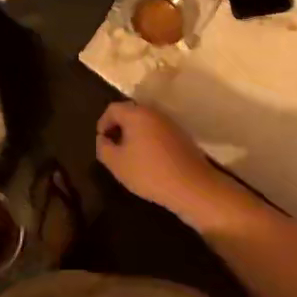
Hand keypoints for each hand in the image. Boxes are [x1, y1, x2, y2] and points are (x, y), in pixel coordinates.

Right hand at [96, 102, 261, 230]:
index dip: (103, 123)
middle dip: (119, 128)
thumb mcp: (116, 163)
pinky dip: (150, 142)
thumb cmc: (149, 172)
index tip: (102, 141)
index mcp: (136, 114)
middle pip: (130, 113)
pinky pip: (159, 134)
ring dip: (136, 135)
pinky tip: (150, 162)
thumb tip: (103, 139)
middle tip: (114, 147)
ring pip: (146, 124)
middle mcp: (154, 113)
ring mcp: (171, 125)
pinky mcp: (183, 138)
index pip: (112, 108)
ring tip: (131, 156)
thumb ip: (103, 147)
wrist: (194, 188)